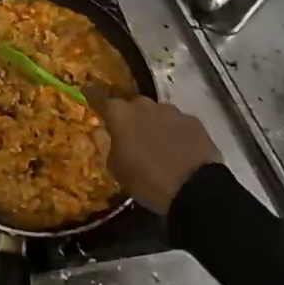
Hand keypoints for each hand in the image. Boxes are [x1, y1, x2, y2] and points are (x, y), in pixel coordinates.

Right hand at [85, 87, 222, 213]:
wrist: (196, 191)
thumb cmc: (148, 181)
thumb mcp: (118, 169)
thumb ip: (113, 147)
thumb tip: (116, 141)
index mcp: (120, 114)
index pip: (98, 97)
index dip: (92, 95)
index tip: (87, 93)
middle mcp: (143, 105)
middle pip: (131, 104)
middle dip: (129, 116)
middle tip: (130, 134)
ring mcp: (171, 111)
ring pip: (155, 112)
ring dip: (153, 124)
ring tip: (157, 145)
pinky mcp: (194, 122)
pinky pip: (177, 123)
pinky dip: (175, 132)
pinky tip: (179, 150)